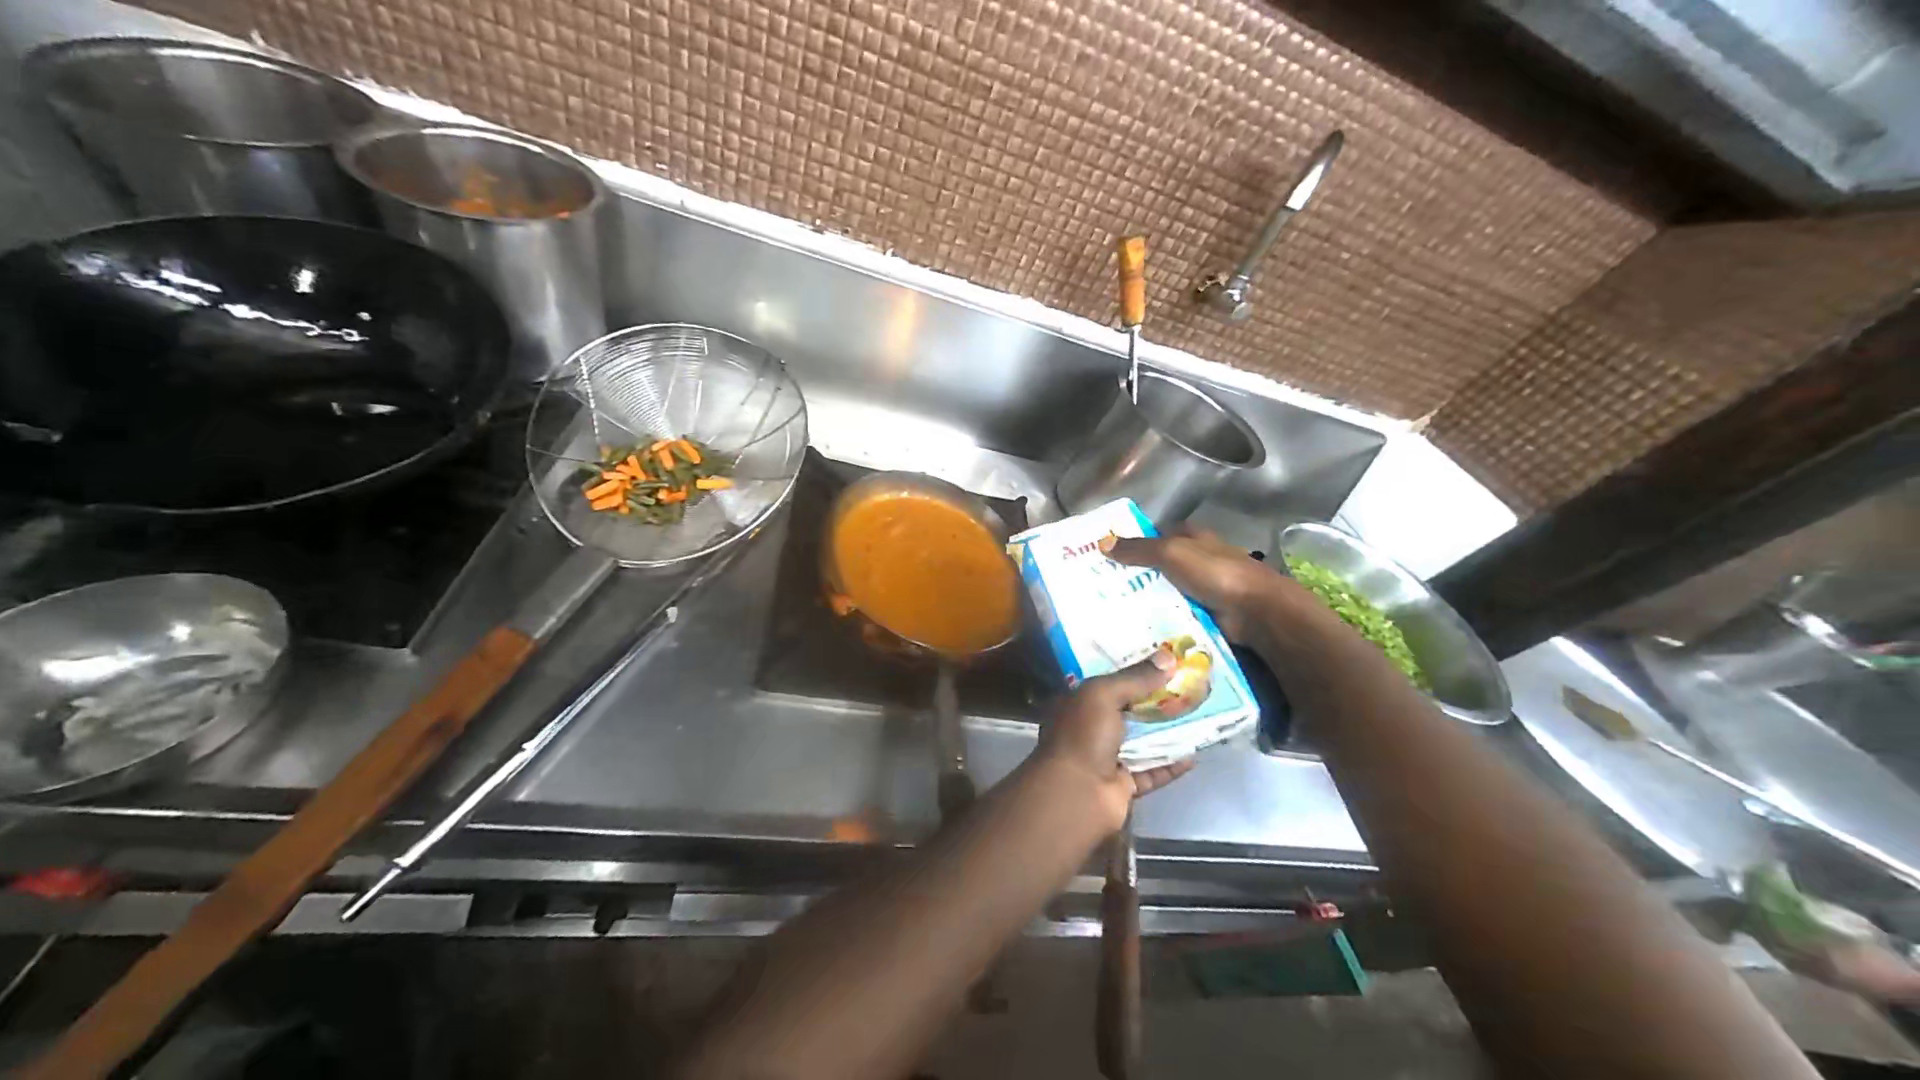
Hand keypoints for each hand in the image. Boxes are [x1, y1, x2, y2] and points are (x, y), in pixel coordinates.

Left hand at [1034, 654, 1195, 831]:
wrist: (1076, 794)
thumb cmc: (1083, 735)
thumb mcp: (1104, 695)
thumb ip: (1135, 678)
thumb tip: (1168, 658)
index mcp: (1077, 705)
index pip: (1107, 683)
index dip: (1133, 673)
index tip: (1162, 664)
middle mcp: (1089, 730)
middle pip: (1128, 712)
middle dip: (1155, 702)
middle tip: (1188, 688)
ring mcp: (1106, 759)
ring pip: (1142, 742)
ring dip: (1167, 733)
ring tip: (1198, 717)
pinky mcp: (1123, 786)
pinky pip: (1151, 772)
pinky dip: (1171, 765)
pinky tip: (1193, 755)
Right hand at [1101, 526, 1290, 640]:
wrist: (1255, 611)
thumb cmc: (1214, 572)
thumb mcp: (1171, 553)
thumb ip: (1138, 549)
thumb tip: (1103, 543)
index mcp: (1194, 538)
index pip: (1159, 533)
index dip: (1136, 540)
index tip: (1108, 553)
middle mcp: (1198, 560)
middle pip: (1159, 565)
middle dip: (1135, 574)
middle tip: (1101, 586)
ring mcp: (1202, 589)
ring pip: (1165, 592)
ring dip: (1144, 600)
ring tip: (1110, 609)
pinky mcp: (1204, 614)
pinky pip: (1174, 615)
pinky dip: (1158, 620)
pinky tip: (1135, 627)